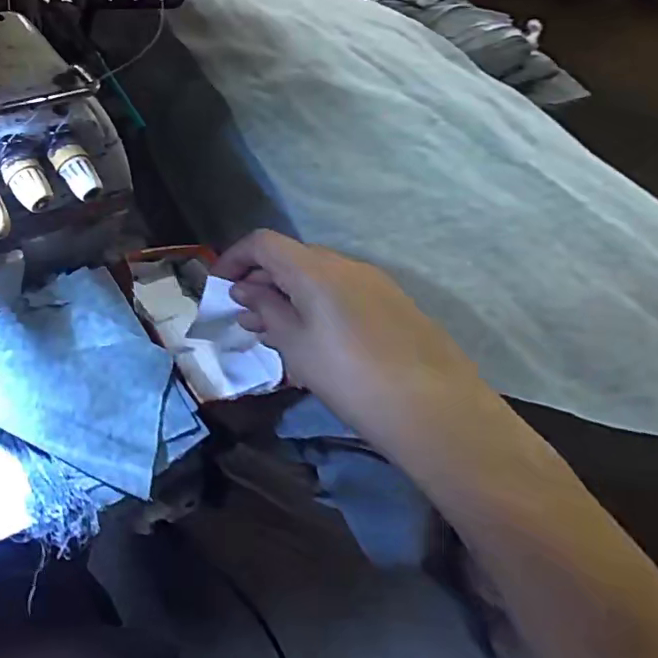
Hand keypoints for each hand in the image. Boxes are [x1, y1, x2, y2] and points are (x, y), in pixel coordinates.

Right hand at [212, 230, 489, 427]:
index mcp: (315, 267)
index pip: (263, 243)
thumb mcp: (295, 345)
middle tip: (242, 315)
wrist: (440, 414)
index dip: (234, 258)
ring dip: (288, 294)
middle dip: (260, 280)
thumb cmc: (351, 377)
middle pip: (291, 256)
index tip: (218, 287)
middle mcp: (345, 264)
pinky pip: (341, 292)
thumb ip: (266, 309)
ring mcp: (375, 283)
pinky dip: (315, 305)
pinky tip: (312, 340)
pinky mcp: (394, 305)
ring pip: (317, 276)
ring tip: (271, 331)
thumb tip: (246, 289)